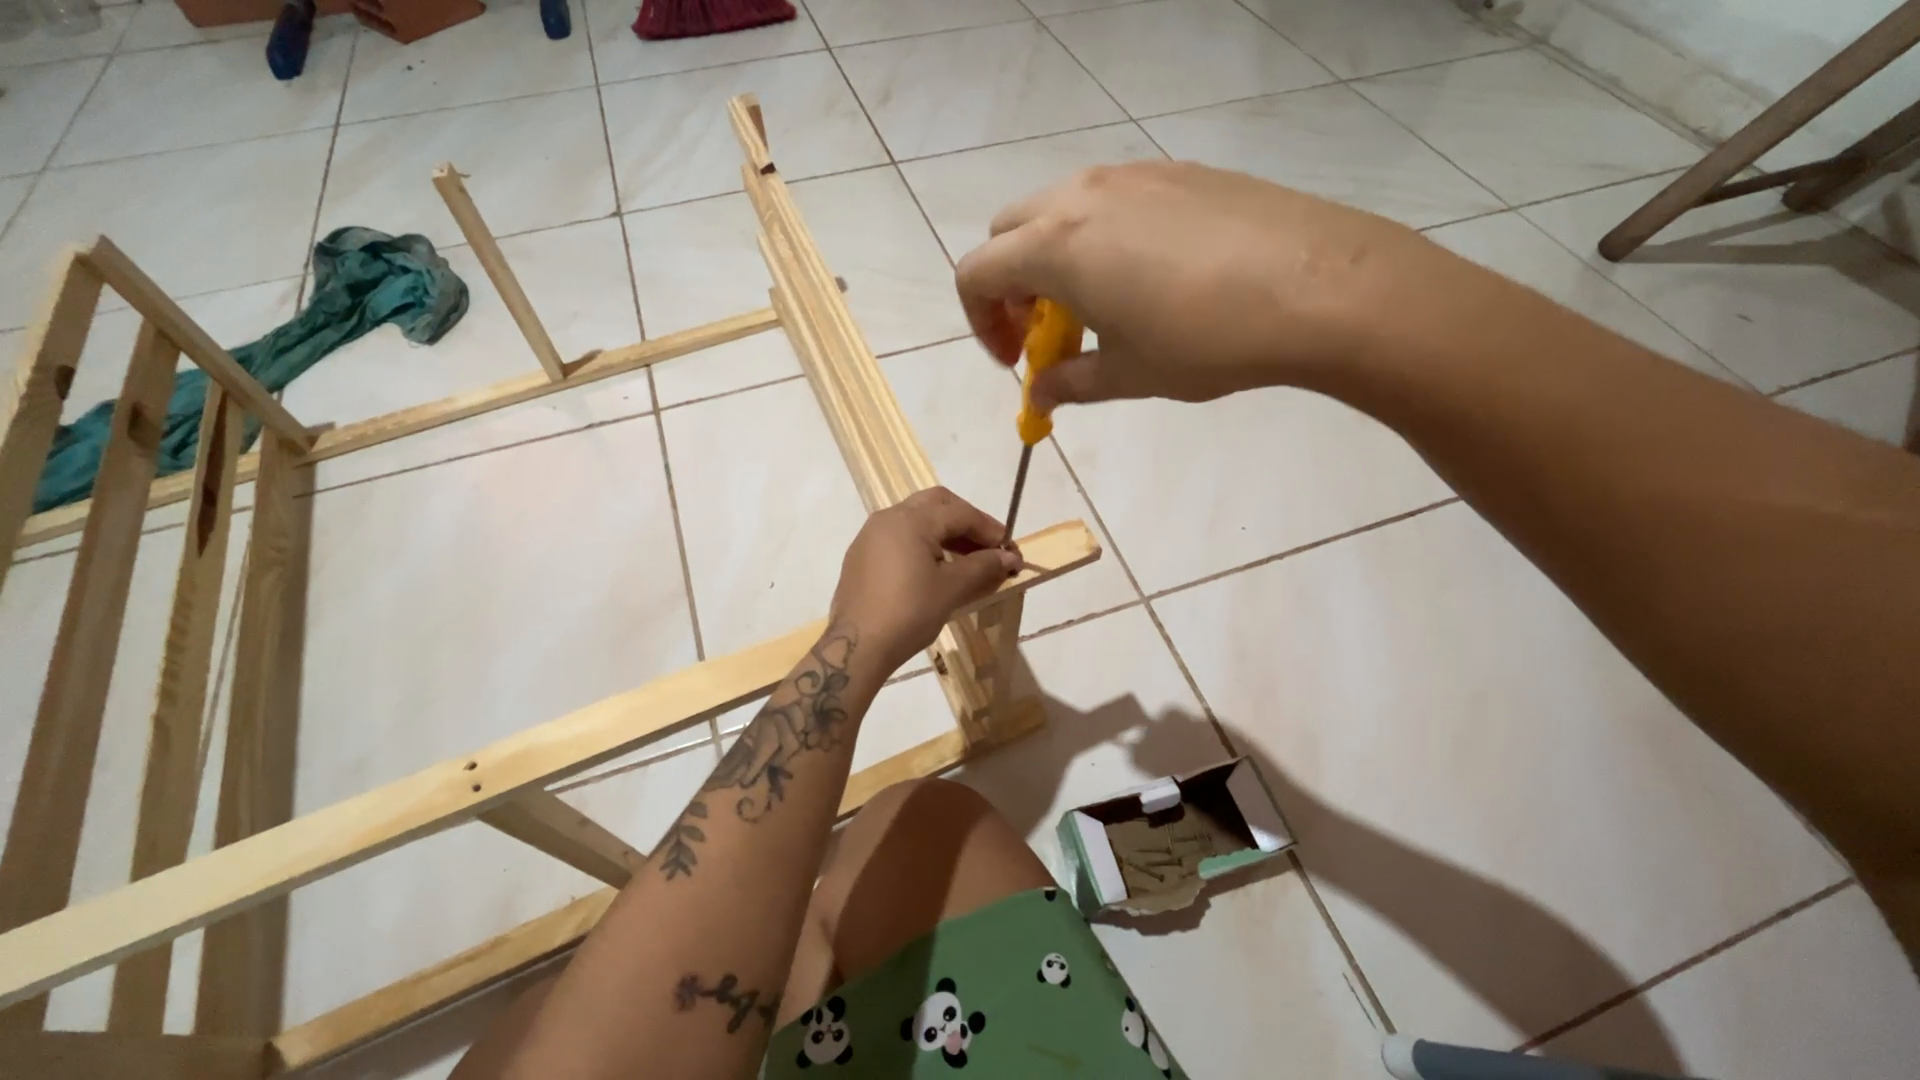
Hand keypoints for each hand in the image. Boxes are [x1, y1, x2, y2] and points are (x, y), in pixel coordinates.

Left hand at [829, 488, 1022, 671]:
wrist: (857, 647)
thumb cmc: (908, 613)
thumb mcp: (951, 589)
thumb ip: (983, 566)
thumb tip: (1010, 557)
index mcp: (910, 520)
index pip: (960, 514)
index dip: (990, 530)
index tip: (1011, 549)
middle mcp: (887, 518)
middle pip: (936, 504)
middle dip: (966, 521)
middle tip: (988, 545)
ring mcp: (870, 536)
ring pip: (916, 519)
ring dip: (945, 533)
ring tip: (968, 560)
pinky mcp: (861, 557)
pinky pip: (899, 538)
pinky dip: (923, 544)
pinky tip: (936, 569)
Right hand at [954, 160, 1464, 406]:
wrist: (1320, 286)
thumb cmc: (1207, 341)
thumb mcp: (1129, 375)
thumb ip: (1069, 382)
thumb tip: (1039, 393)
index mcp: (1055, 246)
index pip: (976, 274)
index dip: (982, 323)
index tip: (1017, 362)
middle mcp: (1081, 195)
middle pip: (1009, 232)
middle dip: (1011, 286)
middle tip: (1047, 333)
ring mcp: (1133, 174)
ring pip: (1060, 210)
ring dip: (1055, 260)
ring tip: (1101, 308)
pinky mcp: (1179, 171)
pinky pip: (1113, 200)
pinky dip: (1102, 238)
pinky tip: (1152, 280)